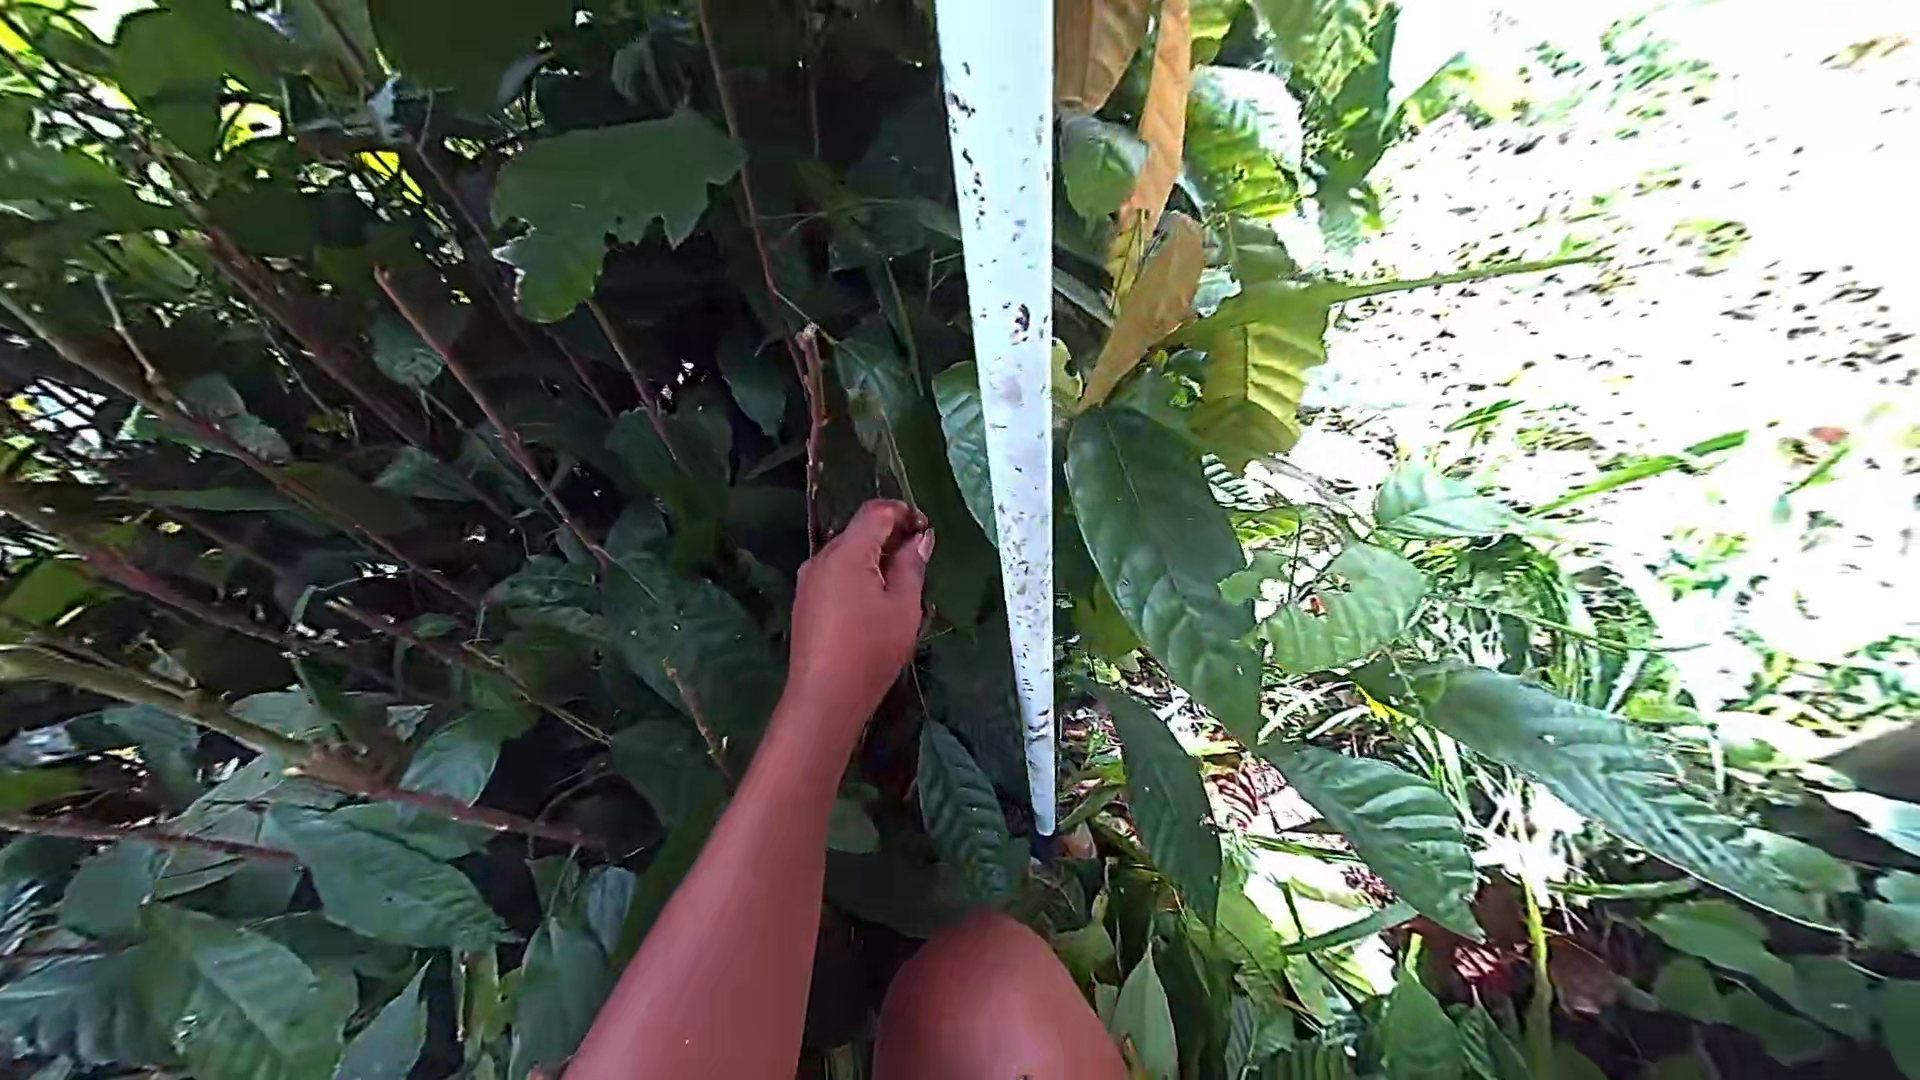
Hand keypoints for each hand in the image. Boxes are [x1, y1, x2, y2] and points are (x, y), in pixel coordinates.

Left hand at [786, 500, 932, 726]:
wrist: (825, 698)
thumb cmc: (871, 649)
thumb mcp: (904, 606)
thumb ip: (911, 564)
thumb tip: (920, 537)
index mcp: (846, 552)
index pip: (875, 512)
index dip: (904, 512)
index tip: (926, 530)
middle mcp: (821, 558)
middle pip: (859, 531)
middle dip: (892, 536)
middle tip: (920, 559)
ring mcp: (809, 581)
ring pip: (848, 554)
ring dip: (876, 557)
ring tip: (902, 585)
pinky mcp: (805, 601)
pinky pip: (836, 574)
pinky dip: (859, 575)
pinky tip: (876, 602)